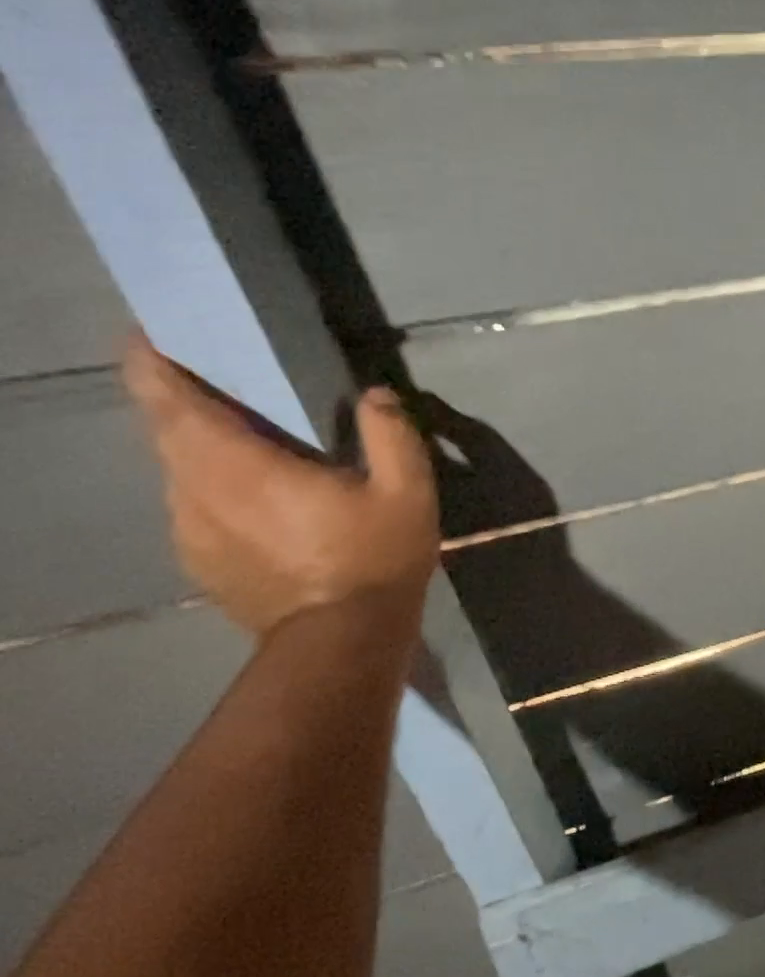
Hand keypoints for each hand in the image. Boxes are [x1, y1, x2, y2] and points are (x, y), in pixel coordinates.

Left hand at [124, 333, 439, 642]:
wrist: (340, 639)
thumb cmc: (374, 557)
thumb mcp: (407, 490)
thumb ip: (390, 434)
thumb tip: (375, 395)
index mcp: (239, 466)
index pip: (173, 402)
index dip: (152, 365)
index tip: (146, 337)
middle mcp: (196, 492)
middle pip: (165, 431)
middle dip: (173, 399)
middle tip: (198, 376)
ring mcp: (190, 531)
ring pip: (177, 470)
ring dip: (194, 446)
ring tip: (230, 436)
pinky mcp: (198, 561)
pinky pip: (191, 506)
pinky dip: (207, 486)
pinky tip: (246, 497)